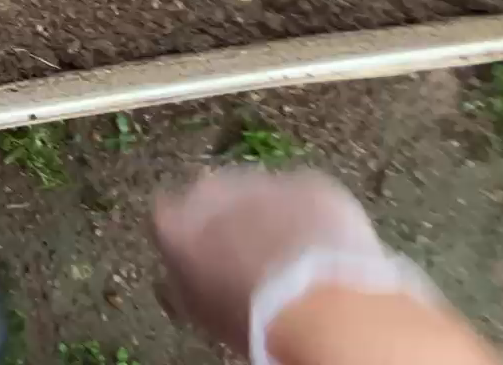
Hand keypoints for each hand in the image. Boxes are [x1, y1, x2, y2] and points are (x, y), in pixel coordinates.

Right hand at [153, 169, 390, 351]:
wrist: (324, 313)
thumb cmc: (256, 320)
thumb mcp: (201, 309)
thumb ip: (185, 278)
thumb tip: (189, 275)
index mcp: (171, 220)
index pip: (171, 219)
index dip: (195, 239)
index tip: (213, 260)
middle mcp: (202, 189)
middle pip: (213, 198)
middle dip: (232, 221)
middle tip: (260, 260)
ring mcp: (256, 182)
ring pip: (261, 195)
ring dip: (274, 216)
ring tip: (302, 261)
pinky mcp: (307, 184)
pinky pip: (307, 197)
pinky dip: (316, 218)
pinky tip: (331, 252)